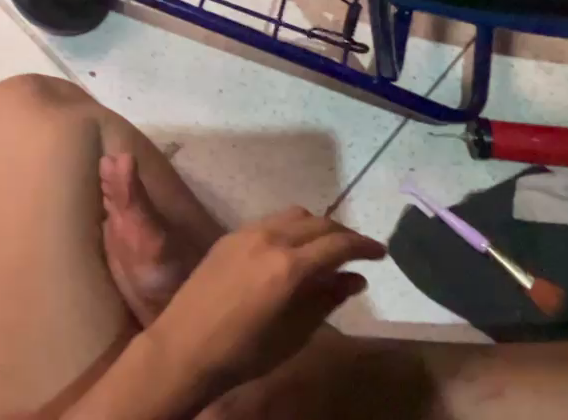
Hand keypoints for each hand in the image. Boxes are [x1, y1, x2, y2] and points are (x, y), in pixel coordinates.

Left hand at [139, 207, 385, 400]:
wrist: (185, 346)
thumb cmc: (245, 352)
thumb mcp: (295, 333)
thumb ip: (327, 299)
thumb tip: (355, 278)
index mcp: (289, 266)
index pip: (337, 244)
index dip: (364, 246)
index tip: (382, 253)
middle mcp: (270, 238)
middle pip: (318, 223)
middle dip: (343, 234)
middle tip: (360, 252)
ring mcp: (247, 232)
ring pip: (294, 215)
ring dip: (317, 226)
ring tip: (328, 249)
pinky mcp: (230, 236)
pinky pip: (271, 221)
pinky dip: (292, 229)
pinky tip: (294, 251)